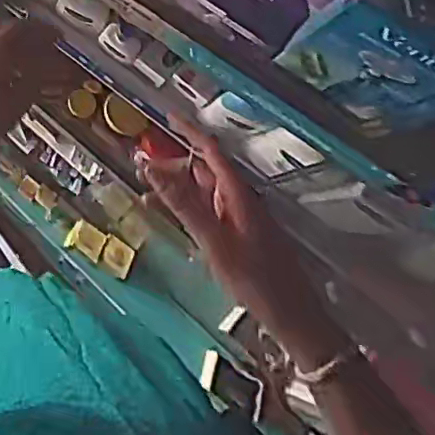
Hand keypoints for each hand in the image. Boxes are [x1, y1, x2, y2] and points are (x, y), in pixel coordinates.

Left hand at [0, 19, 58, 169]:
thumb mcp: (18, 100)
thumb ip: (39, 78)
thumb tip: (56, 68)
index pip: (25, 29)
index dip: (46, 33)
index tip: (59, 37)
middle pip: (11, 32)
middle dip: (34, 38)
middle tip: (52, 45)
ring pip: (1, 42)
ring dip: (21, 48)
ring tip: (40, 60)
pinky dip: (8, 57)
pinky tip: (19, 71)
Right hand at [140, 114, 346, 368]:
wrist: (293, 318)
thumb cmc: (255, 278)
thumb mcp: (212, 239)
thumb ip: (180, 202)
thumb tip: (148, 165)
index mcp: (237, 193)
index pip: (210, 150)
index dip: (190, 130)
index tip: (167, 116)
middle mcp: (239, 198)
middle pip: (203, 169)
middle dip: (172, 164)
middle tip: (141, 168)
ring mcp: (240, 216)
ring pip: (203, 190)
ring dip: (176, 187)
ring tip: (147, 191)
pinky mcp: (239, 233)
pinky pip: (207, 209)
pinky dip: (186, 207)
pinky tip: (168, 215)